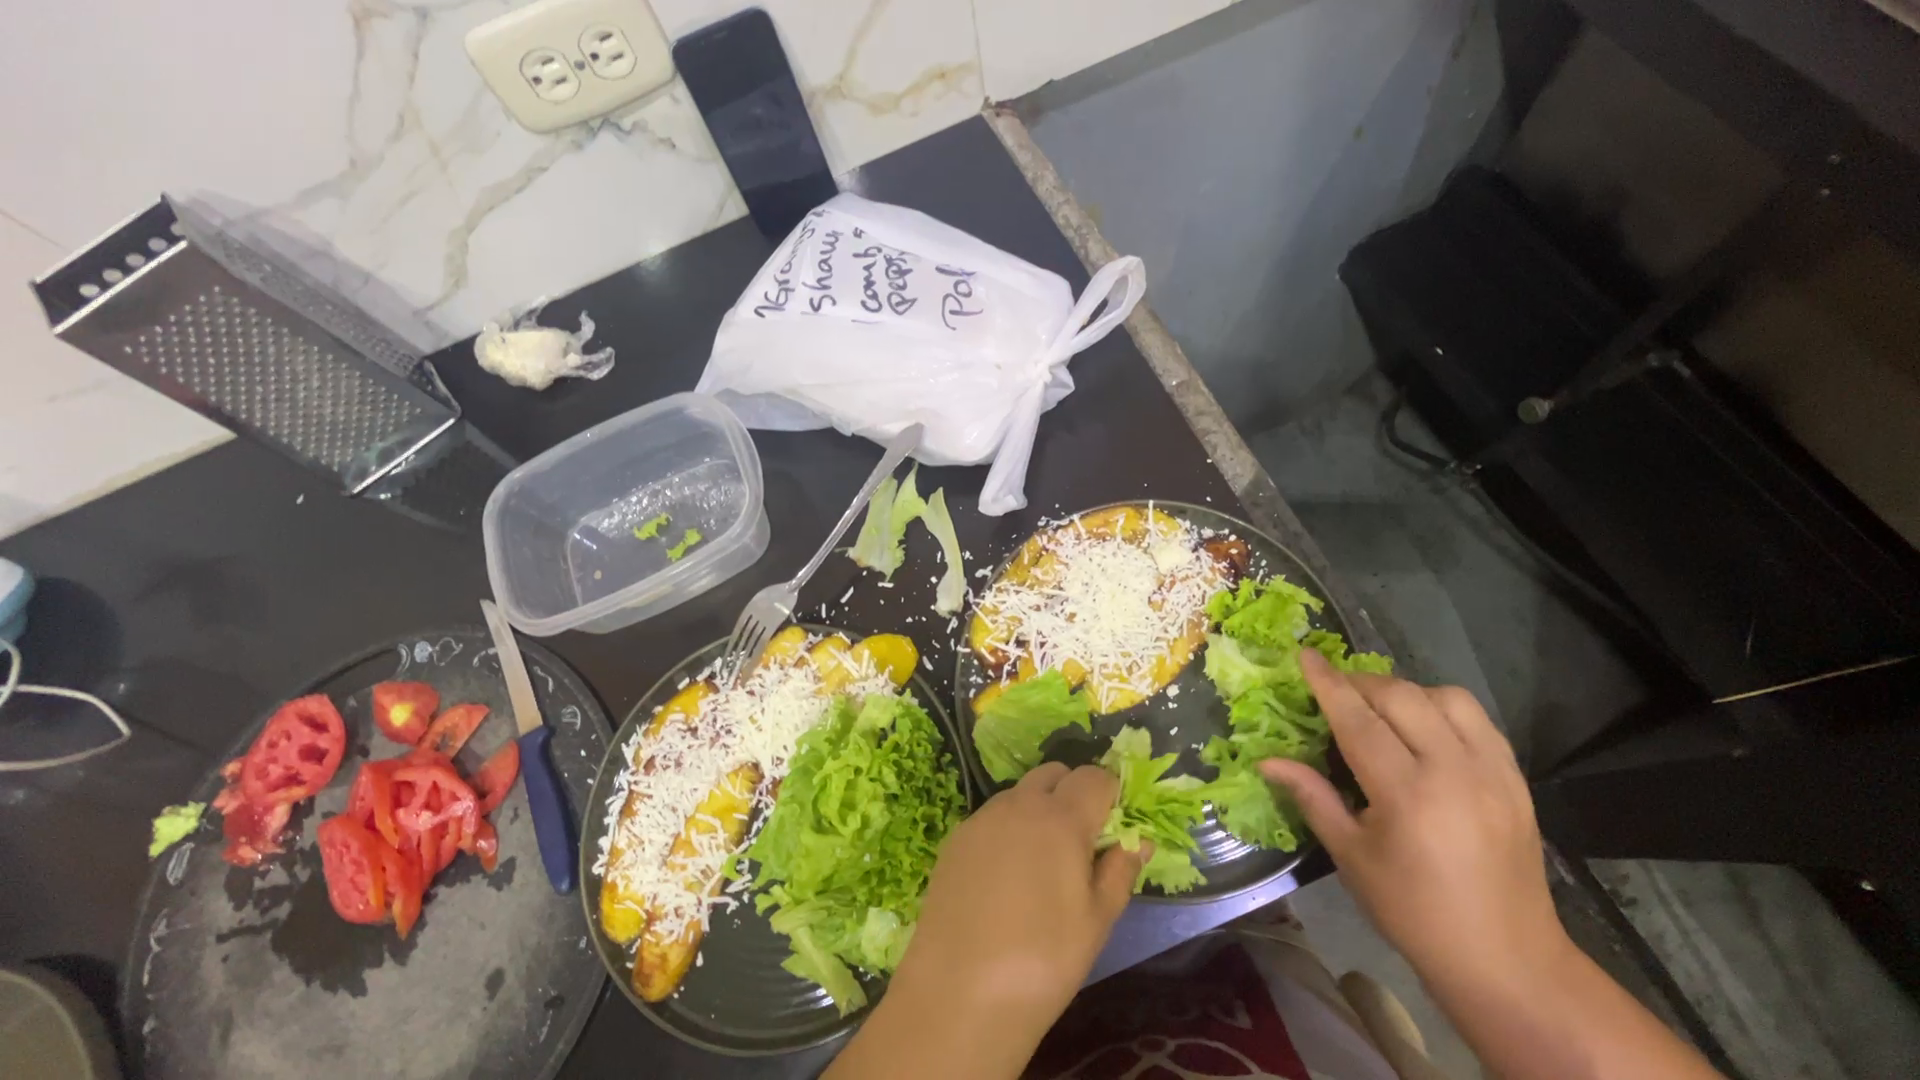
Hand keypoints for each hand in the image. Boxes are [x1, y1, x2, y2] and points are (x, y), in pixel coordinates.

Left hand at [826, 763, 1142, 1079]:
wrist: (960, 992)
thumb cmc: (1044, 959)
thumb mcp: (1098, 920)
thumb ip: (1120, 870)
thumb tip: (1136, 839)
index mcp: (1060, 818)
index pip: (1094, 777)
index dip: (1110, 795)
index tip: (1114, 826)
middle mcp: (1018, 805)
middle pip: (1053, 775)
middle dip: (1072, 794)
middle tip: (1081, 842)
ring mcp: (980, 820)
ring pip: (1018, 794)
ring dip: (1038, 810)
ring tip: (1041, 865)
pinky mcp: (953, 841)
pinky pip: (991, 819)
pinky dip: (1007, 831)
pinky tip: (1006, 879)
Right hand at [1262, 651, 1567, 984]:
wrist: (1503, 955)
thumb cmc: (1412, 910)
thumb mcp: (1351, 856)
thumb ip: (1313, 797)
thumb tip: (1267, 760)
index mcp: (1407, 794)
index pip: (1360, 720)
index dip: (1329, 684)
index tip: (1305, 655)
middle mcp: (1454, 770)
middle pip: (1402, 697)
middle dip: (1362, 682)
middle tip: (1334, 688)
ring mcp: (1493, 772)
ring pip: (1447, 698)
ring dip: (1407, 691)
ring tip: (1382, 707)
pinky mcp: (1516, 779)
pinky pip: (1479, 720)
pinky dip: (1445, 709)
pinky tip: (1425, 727)